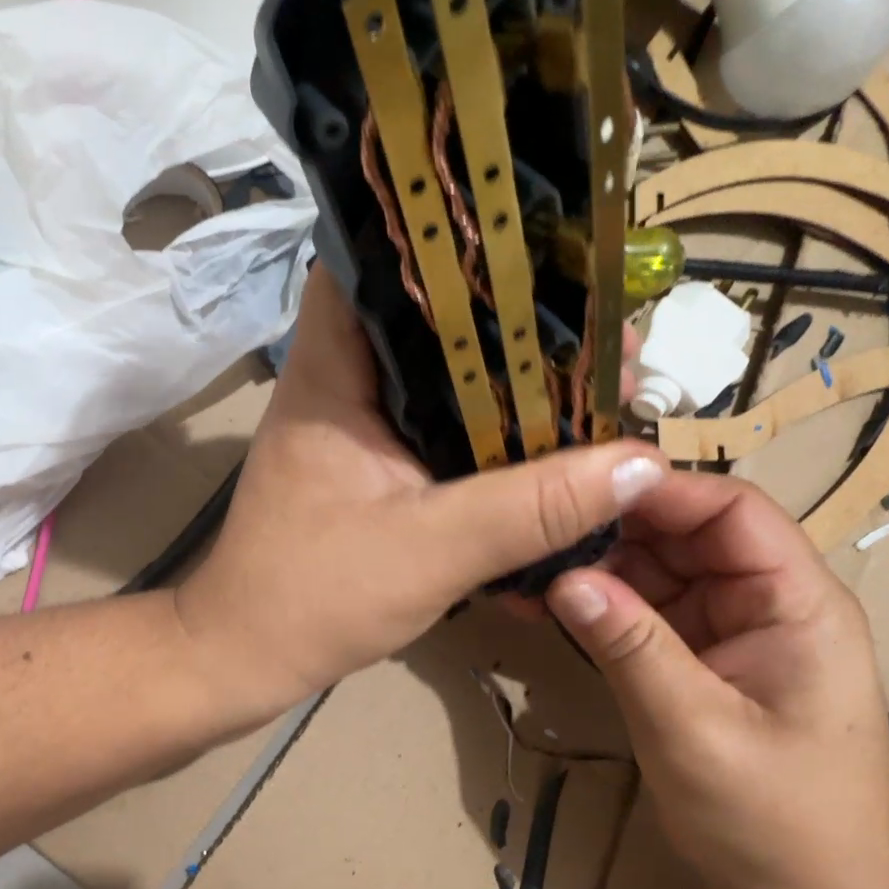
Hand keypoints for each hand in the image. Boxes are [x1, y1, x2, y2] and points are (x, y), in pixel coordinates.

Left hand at [175, 267, 665, 713]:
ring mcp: (349, 425)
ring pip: (436, 374)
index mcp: (329, 377)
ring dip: (505, 376)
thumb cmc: (315, 597)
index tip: (525, 232)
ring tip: (592, 373)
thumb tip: (642, 461)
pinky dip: (485, 426)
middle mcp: (335, 384)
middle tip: (598, 322)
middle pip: (424, 316)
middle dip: (508, 314)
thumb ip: (534, 506)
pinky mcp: (364, 464)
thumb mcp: (433, 551)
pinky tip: (543, 436)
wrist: (246, 656)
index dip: (439, 234)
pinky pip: (434, 422)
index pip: (366, 262)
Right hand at [544, 473, 888, 888]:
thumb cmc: (769, 818)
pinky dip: (597, 607)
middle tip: (534, 531)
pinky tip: (545, 605)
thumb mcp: (694, 729)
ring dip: (596, 567)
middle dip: (612, 529)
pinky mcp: (694, 660)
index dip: (658, 491)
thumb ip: (631, 648)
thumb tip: (563, 576)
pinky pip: (642, 613)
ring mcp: (726, 631)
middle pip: (685, 535)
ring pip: (655, 571)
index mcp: (797, 603)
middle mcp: (763, 603)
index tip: (577, 489)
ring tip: (526, 567)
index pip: (732, 511)